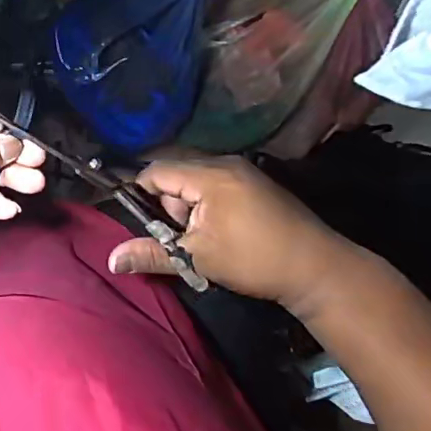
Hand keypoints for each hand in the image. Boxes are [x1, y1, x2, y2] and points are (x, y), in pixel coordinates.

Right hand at [106, 155, 394, 312]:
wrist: (318, 268)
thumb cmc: (254, 259)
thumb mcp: (198, 258)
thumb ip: (152, 253)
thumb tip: (112, 259)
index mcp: (209, 175)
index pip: (156, 171)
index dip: (141, 195)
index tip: (145, 224)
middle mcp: (225, 163)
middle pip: (176, 174)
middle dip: (170, 205)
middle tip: (183, 236)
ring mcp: (243, 171)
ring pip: (196, 181)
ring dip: (190, 208)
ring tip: (204, 239)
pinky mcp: (256, 182)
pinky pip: (216, 184)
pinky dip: (208, 205)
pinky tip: (222, 232)